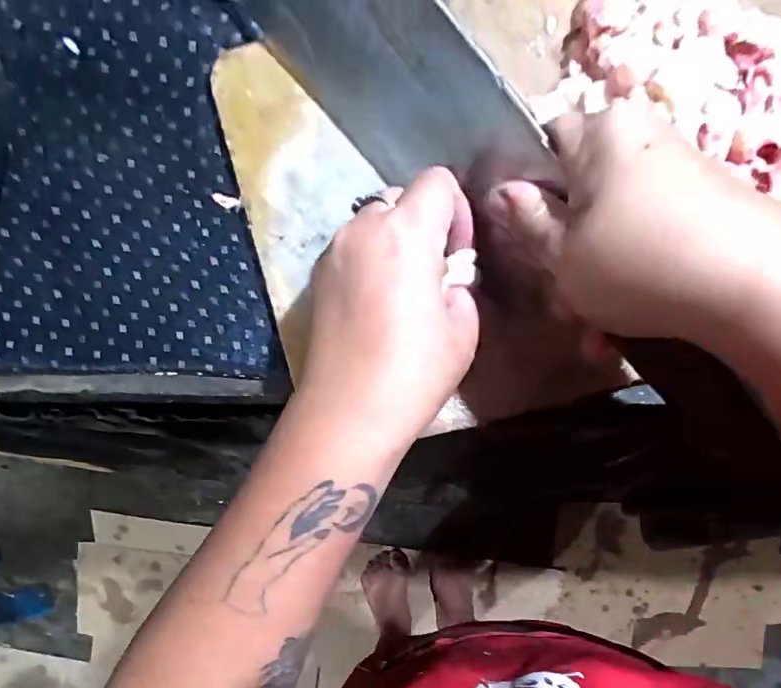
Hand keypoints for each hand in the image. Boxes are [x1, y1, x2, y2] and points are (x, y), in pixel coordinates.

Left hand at [300, 167, 479, 438]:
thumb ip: (460, 290)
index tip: (458, 257)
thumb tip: (446, 284)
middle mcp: (362, 226)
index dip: (458, 213)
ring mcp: (333, 251)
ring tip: (403, 297)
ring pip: (372, 224)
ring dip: (394, 246)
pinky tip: (376, 310)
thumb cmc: (414, 373)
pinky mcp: (316, 279)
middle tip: (433, 278)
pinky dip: (370, 265)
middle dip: (424, 227)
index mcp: (406, 231)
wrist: (347, 412)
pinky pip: (352, 252)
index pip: (438, 181)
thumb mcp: (463, 332)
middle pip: (401, 199)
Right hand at [485, 100, 780, 346]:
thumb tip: (504, 192)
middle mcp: (642, 144)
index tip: (526, 244)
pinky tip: (621, 338)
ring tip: (594, 338)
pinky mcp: (704, 218)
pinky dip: (632, 289)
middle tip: (563, 307)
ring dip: (596, 291)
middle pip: (581, 201)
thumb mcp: (564, 256)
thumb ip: (529, 226)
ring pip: (613, 236)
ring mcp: (677, 181)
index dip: (527, 194)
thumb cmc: (635, 264)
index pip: (546, 144)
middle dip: (566, 261)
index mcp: (602, 134)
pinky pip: (649, 249)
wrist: (747, 285)